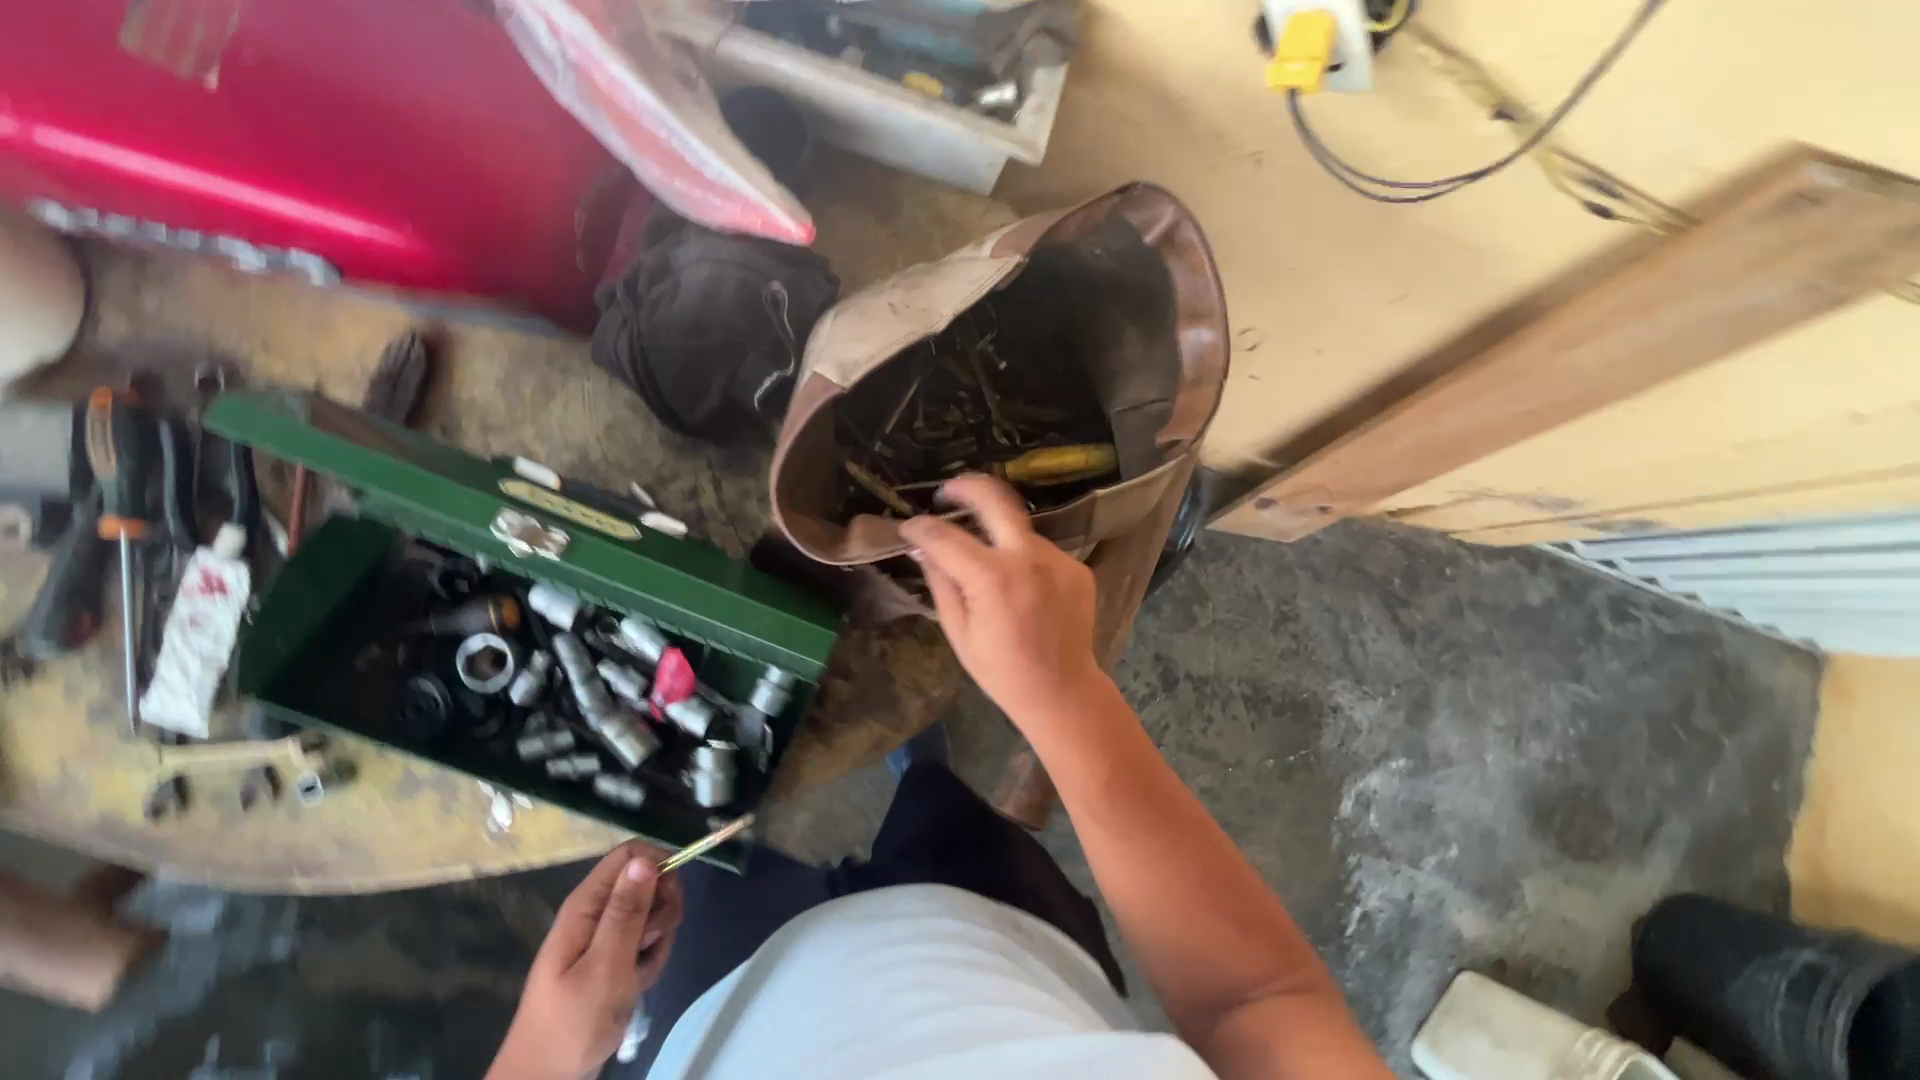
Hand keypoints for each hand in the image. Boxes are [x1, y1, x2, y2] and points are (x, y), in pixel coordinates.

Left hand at [488, 840, 684, 1079]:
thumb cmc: (572, 1023)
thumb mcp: (605, 966)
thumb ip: (627, 912)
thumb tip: (645, 859)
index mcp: (586, 905)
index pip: (629, 855)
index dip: (658, 865)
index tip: (670, 898)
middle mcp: (595, 913)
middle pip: (647, 882)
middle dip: (662, 910)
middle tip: (650, 943)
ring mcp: (605, 938)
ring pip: (652, 915)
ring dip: (658, 941)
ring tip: (638, 974)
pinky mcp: (614, 960)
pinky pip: (647, 944)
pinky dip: (651, 962)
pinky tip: (638, 985)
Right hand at [898, 474, 1104, 718]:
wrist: (1062, 690)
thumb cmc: (1001, 670)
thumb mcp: (958, 631)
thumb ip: (940, 582)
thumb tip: (922, 548)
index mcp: (992, 577)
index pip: (944, 536)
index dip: (919, 528)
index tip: (908, 527)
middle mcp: (1028, 556)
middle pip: (994, 498)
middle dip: (965, 487)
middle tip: (947, 493)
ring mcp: (1058, 559)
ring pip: (1019, 530)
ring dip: (998, 538)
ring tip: (988, 566)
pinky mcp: (1076, 567)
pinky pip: (1041, 551)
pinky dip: (1023, 560)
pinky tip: (1021, 589)